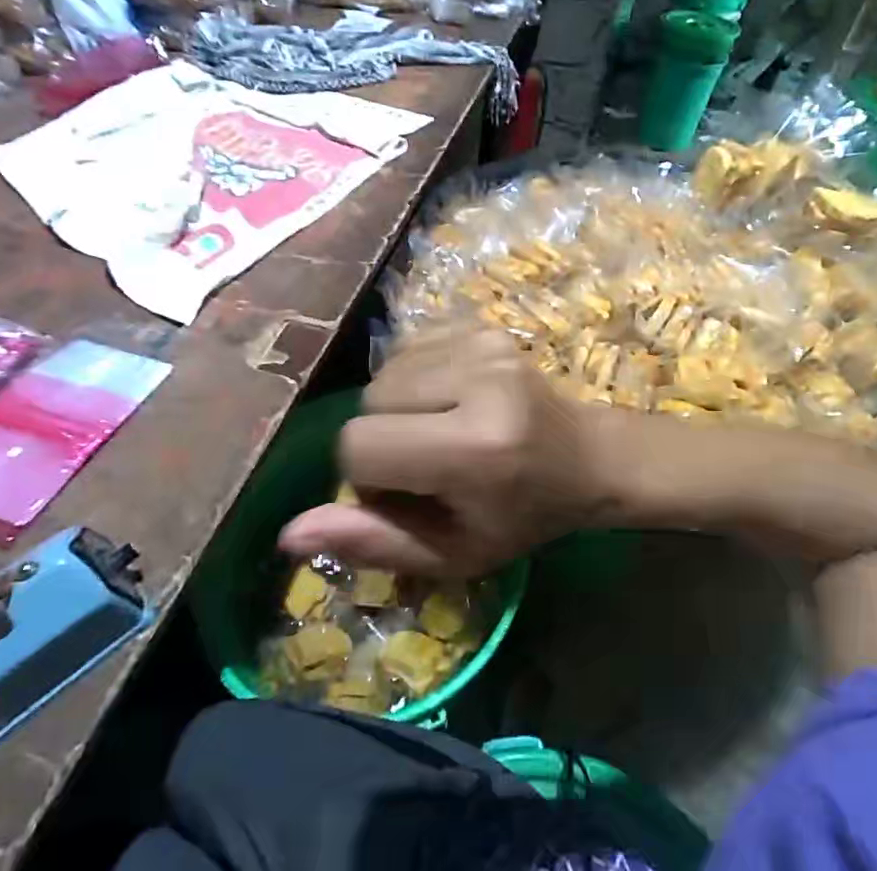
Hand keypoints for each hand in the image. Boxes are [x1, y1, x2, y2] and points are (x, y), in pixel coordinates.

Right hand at [278, 330, 603, 576]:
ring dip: (397, 408)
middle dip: (382, 437)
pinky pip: (406, 350)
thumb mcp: (453, 552)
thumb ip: (374, 542)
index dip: (369, 477)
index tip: (408, 491)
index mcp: (476, 447)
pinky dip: (414, 380)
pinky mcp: (482, 325)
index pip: (359, 446)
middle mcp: (479, 380)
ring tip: (444, 429)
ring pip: (383, 374)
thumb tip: (289, 532)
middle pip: (368, 401)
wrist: (587, 455)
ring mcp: (483, 342)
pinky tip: (452, 400)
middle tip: (430, 462)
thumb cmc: (522, 516)